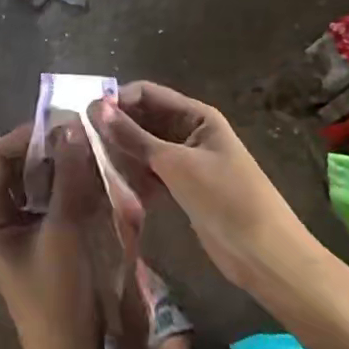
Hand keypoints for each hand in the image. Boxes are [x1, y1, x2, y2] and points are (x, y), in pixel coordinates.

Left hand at [0, 124, 100, 348]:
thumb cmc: (58, 300)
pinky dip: (74, 183)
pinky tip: (99, 175)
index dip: (27, 135)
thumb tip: (74, 127)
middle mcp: (3, 213)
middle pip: (20, 162)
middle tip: (85, 133)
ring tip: (95, 149)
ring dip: (65, 163)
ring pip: (41, 177)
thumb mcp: (64, 235)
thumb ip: (68, 180)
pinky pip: (56, 196)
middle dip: (50, 146)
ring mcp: (25, 225)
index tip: (65, 126)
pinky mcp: (48, 235)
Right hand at [91, 83, 324, 326]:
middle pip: (146, 119)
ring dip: (123, 153)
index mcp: (196, 115)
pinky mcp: (184, 187)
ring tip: (92, 163)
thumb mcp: (176, 164)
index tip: (86, 117)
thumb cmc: (225, 198)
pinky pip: (152, 171)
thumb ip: (135, 138)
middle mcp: (190, 131)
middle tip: (83, 142)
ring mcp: (188, 161)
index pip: (148, 94)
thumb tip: (97, 108)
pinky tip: (114, 185)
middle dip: (117, 127)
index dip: (118, 101)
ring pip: (146, 147)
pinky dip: (135, 175)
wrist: (265, 254)